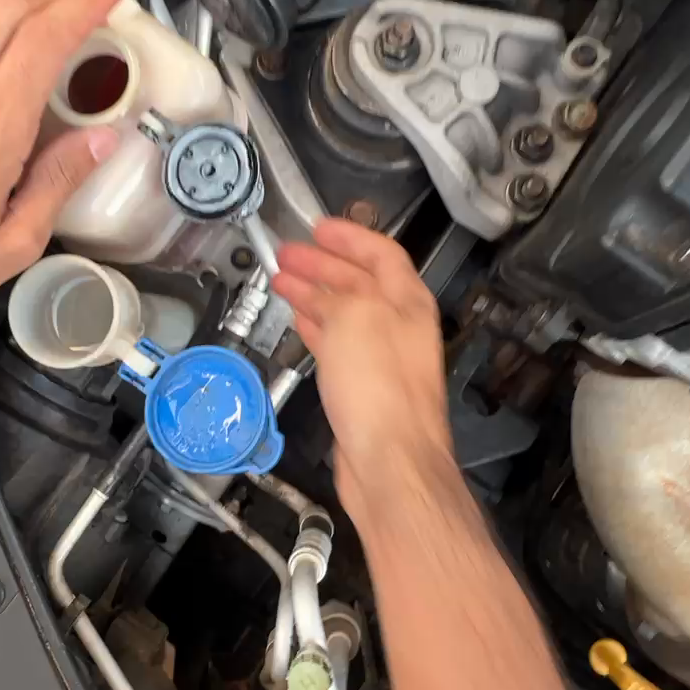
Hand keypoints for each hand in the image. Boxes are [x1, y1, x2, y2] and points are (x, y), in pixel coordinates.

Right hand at [274, 219, 451, 483]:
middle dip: (322, 265)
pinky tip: (299, 321)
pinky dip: (316, 328)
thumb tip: (319, 291)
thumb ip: (338, 294)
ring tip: (281, 281)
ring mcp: (382, 358)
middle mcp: (398, 326)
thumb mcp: (354, 319)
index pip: (381, 253)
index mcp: (407, 302)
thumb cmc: (378, 387)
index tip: (317, 227)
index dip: (349, 237)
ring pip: (344, 314)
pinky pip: (337, 345)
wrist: (389, 462)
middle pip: (359, 282)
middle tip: (287, 254)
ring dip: (314, 294)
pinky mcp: (363, 387)